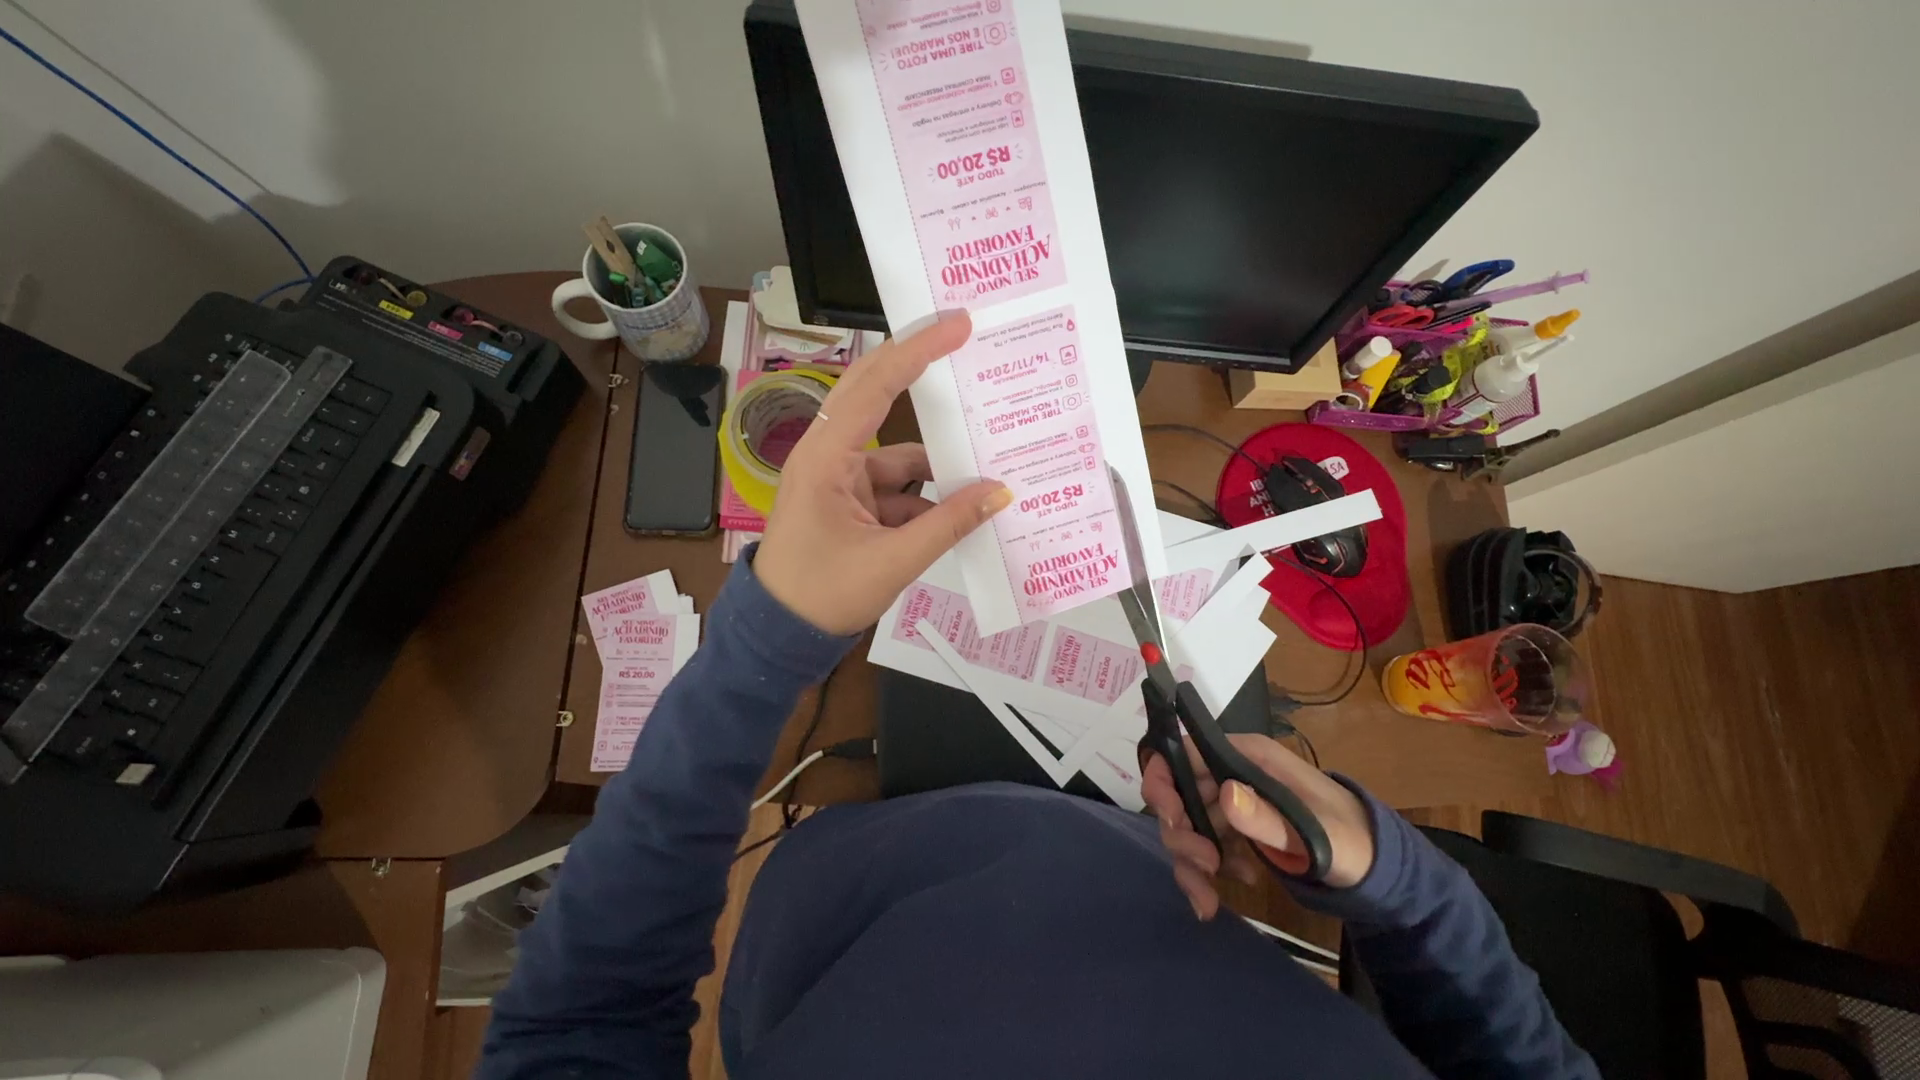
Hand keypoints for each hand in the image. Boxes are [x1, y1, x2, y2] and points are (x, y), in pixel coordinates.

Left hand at [754, 312, 1011, 635]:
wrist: (779, 636)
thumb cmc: (823, 594)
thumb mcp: (893, 560)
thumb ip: (950, 524)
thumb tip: (1001, 493)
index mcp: (827, 457)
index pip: (874, 386)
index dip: (918, 350)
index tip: (957, 324)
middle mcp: (830, 457)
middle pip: (881, 401)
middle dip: (923, 378)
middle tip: (968, 345)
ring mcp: (840, 481)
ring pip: (900, 459)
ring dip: (938, 468)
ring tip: (989, 464)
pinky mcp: (849, 504)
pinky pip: (897, 489)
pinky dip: (927, 499)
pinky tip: (963, 511)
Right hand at [1142, 733, 1375, 919]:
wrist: (1378, 871)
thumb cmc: (1352, 841)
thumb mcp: (1316, 835)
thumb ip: (1268, 818)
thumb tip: (1224, 793)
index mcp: (1249, 756)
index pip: (1185, 750)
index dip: (1164, 780)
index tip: (1173, 820)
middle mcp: (1233, 772)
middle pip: (1178, 792)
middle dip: (1182, 834)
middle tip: (1206, 866)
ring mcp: (1232, 801)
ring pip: (1186, 824)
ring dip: (1190, 862)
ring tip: (1210, 898)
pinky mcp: (1235, 829)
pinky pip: (1202, 846)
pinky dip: (1205, 873)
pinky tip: (1231, 890)